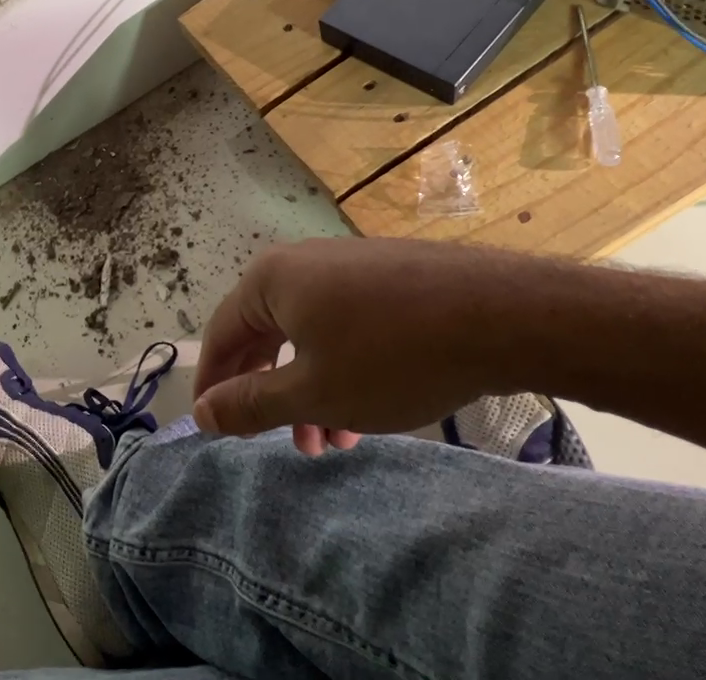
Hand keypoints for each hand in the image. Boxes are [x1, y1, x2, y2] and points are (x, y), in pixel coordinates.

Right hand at [192, 238, 522, 454]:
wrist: (503, 315)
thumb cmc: (392, 357)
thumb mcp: (313, 393)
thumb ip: (250, 404)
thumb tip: (202, 411)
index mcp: (269, 280)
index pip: (221, 335)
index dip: (213, 384)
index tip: (212, 427)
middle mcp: (300, 263)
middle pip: (265, 334)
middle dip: (271, 395)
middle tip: (281, 441)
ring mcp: (347, 265)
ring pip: (308, 335)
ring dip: (310, 390)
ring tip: (333, 441)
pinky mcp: (387, 276)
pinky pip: (343, 324)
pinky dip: (341, 369)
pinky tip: (366, 408)